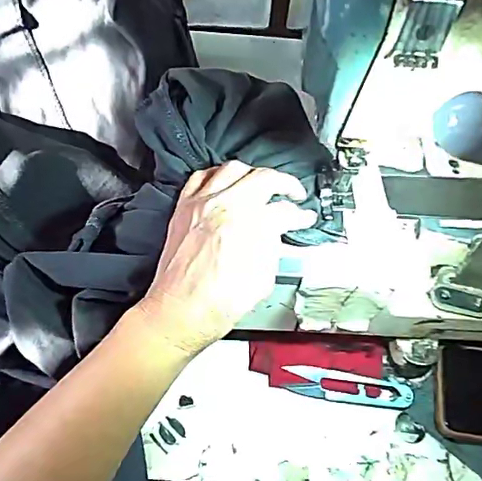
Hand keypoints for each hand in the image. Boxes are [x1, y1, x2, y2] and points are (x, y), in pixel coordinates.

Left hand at [127, 161, 317, 355]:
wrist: (178, 312)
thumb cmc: (213, 305)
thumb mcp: (261, 281)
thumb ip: (272, 249)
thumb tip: (276, 236)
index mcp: (247, 225)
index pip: (283, 210)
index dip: (299, 215)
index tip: (303, 217)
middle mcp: (223, 207)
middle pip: (262, 178)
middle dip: (284, 185)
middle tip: (291, 194)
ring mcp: (200, 204)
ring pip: (232, 168)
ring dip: (252, 174)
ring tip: (261, 184)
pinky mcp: (183, 209)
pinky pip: (201, 177)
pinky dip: (217, 175)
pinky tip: (223, 182)